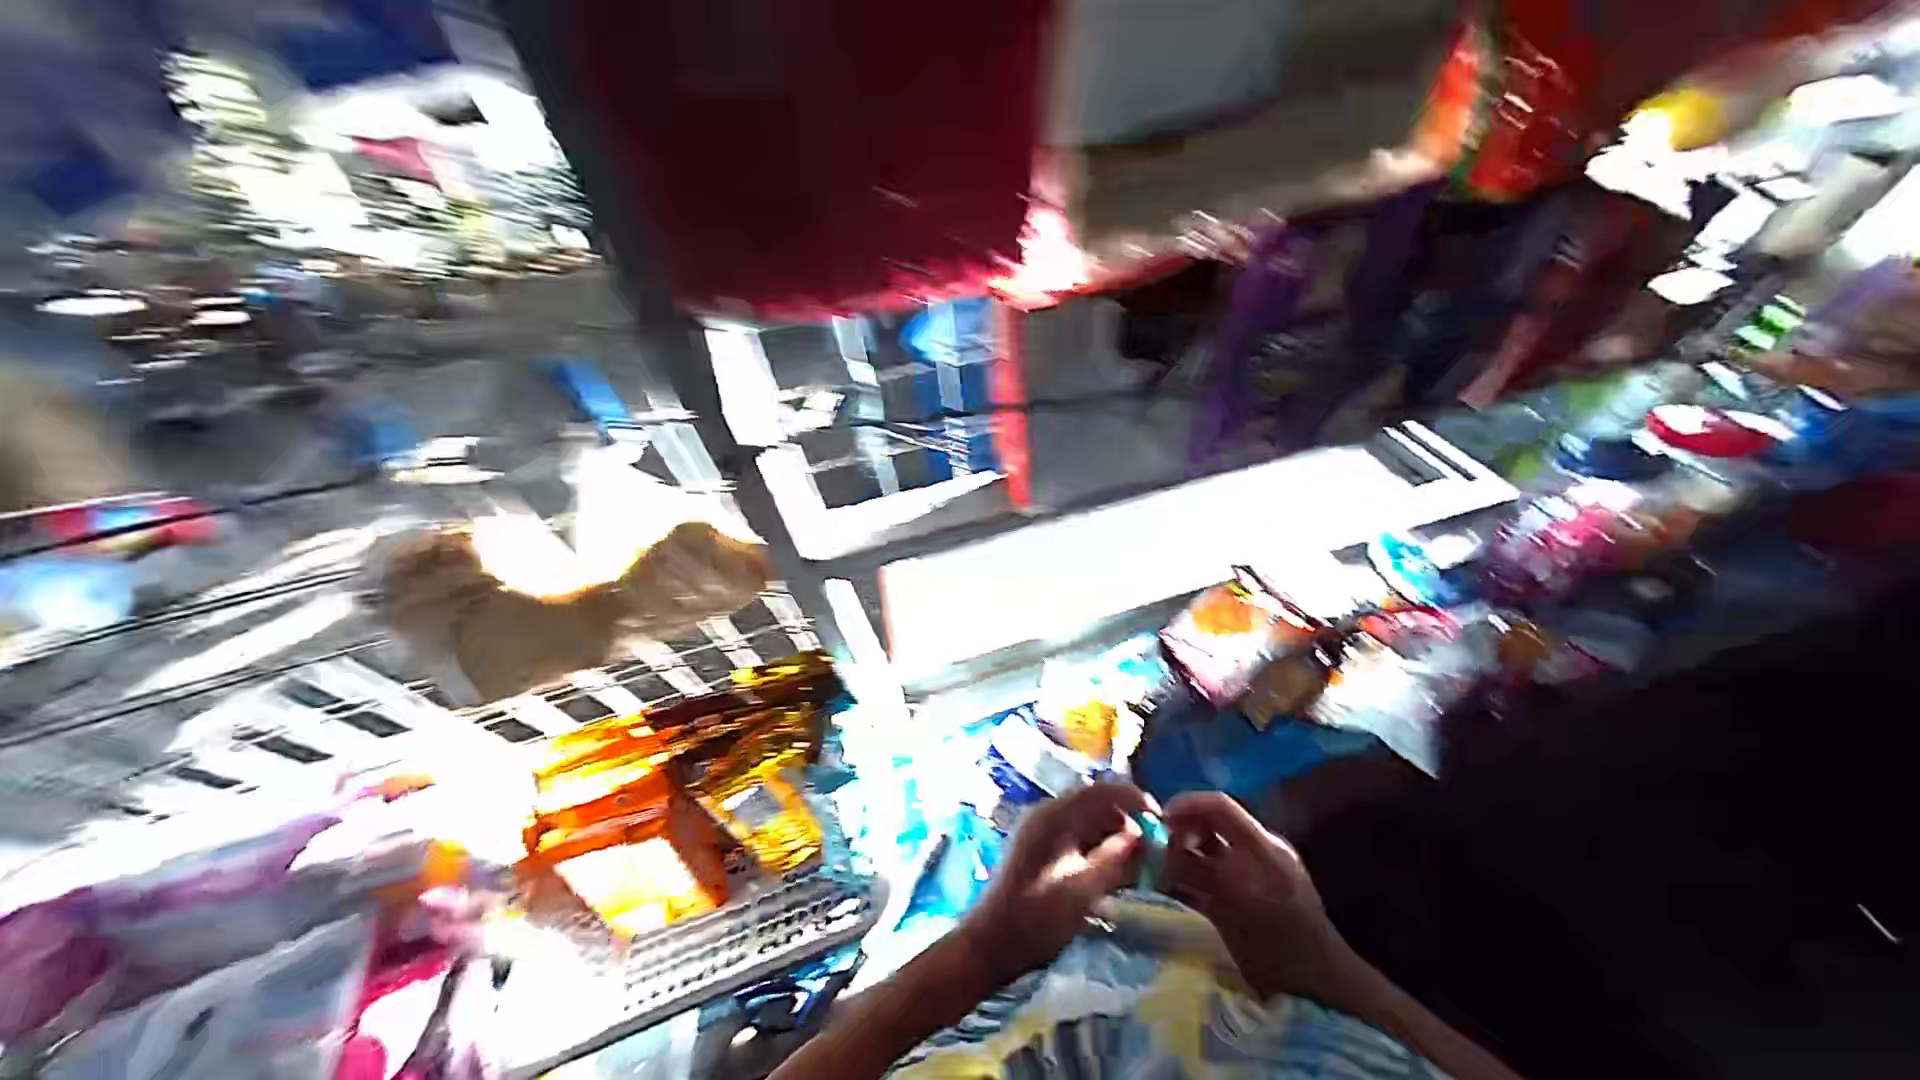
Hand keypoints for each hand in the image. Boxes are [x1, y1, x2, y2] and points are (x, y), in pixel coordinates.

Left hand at [958, 782, 1151, 983]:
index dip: (1135, 799)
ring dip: (1113, 834)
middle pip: (1094, 802)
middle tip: (1154, 844)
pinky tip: (1112, 868)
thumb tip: (1145, 834)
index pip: (1102, 791)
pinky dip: (1096, 845)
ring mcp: (1039, 829)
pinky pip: (1074, 834)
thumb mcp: (1085, 887)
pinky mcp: (1038, 847)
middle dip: (1126, 819)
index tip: (1162, 819)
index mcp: (1054, 815)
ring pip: (1086, 819)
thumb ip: (1118, 857)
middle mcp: (1045, 813)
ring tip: (1138, 860)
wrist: (991, 942)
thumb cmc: (1038, 915)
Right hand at [1162, 791, 1364, 1006]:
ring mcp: (1242, 880)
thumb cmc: (1284, 946)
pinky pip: (1199, 881)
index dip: (1186, 805)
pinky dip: (1178, 881)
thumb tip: (1159, 850)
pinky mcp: (1233, 904)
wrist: (1317, 992)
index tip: (1158, 819)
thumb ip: (1200, 874)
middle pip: (1204, 827)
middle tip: (1148, 847)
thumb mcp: (1240, 904)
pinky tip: (1159, 887)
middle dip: (1174, 831)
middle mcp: (1251, 855)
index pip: (1218, 807)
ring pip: (1198, 854)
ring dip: (1171, 857)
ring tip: (1147, 867)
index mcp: (1262, 846)